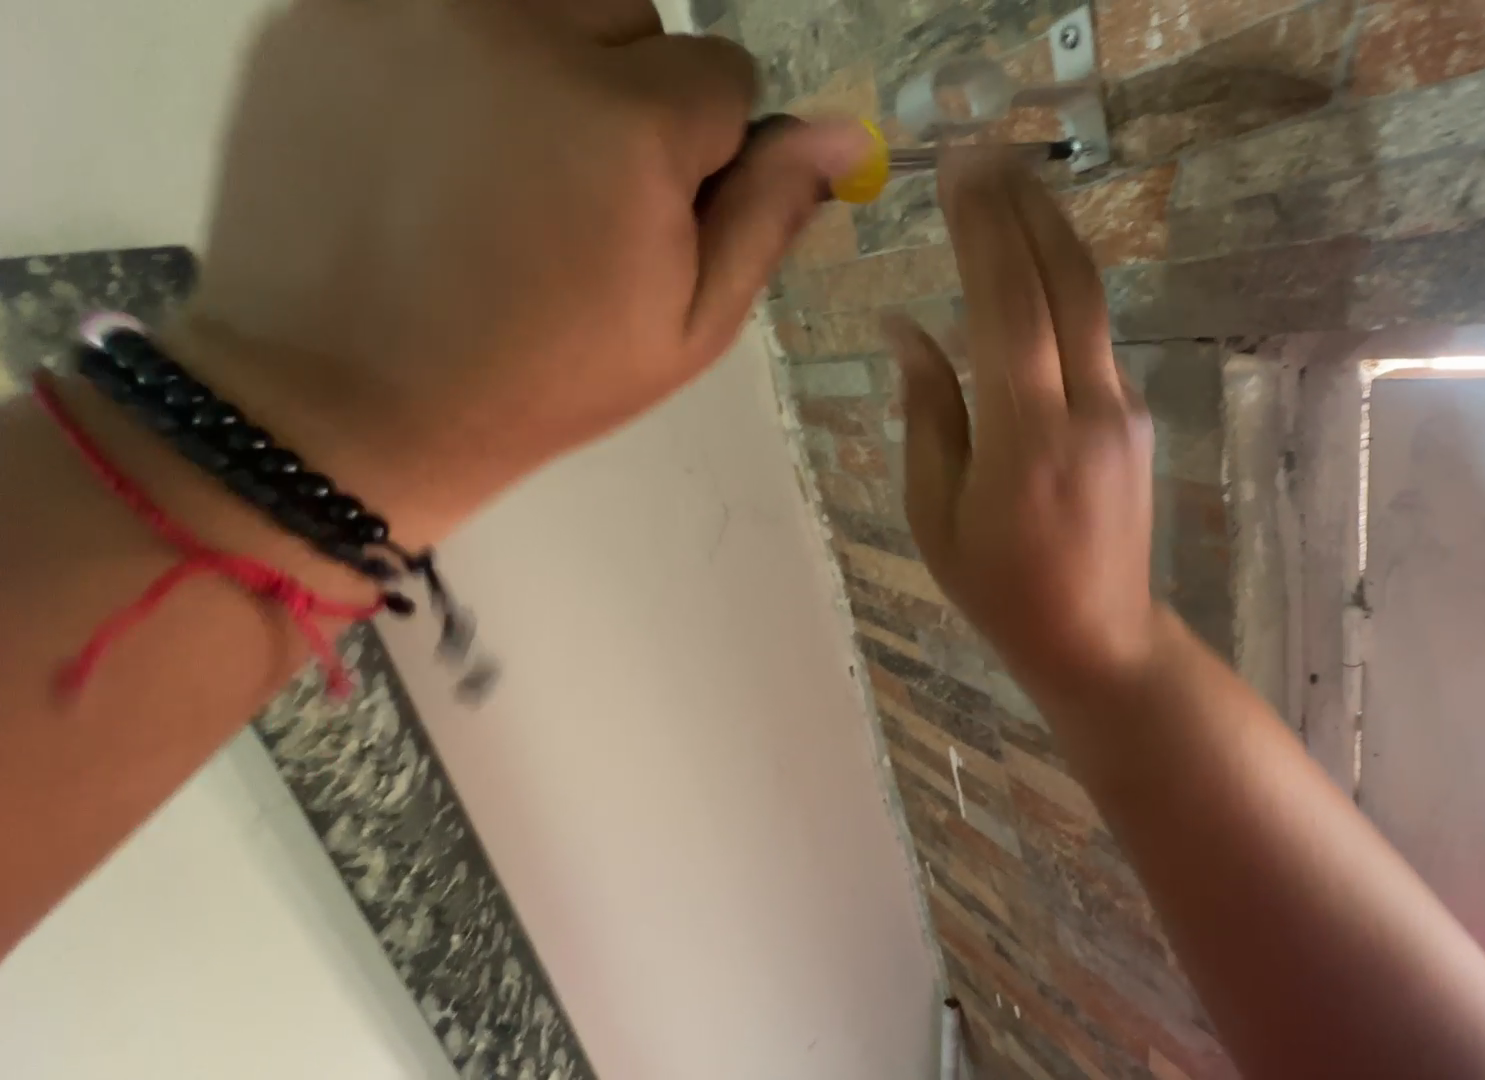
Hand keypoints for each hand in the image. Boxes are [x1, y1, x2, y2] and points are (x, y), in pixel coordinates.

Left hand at [168, 0, 869, 541]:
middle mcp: (523, 30)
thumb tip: (847, 132)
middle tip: (587, 191)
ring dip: (559, 59)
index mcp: (630, 122)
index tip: (664, 214)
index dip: (714, 149)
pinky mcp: (323, 9)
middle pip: (639, 17)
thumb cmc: (550, 377)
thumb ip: (770, 214)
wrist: (350, 397)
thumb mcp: (691, 324)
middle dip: (639, 93)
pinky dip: (465, 53)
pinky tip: (439, 142)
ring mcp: (412, 8)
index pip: (728, 75)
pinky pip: (446, 3)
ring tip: (517, 159)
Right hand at [886, 152, 1162, 701]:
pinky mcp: (1135, 417)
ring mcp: (1122, 410)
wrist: (1099, 637)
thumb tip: (904, 330)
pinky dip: (1063, 287)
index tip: (957, 171)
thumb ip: (927, 414)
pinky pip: (1094, 337)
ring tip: (1012, 184)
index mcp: (1026, 437)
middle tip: (985, 154)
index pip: (1007, 303)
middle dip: (1023, 208)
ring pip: (1089, 300)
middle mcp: (1087, 408)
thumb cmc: (1001, 588)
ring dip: (1051, 234)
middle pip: (1062, 281)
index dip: (983, 229)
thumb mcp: (937, 514)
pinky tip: (1035, 263)